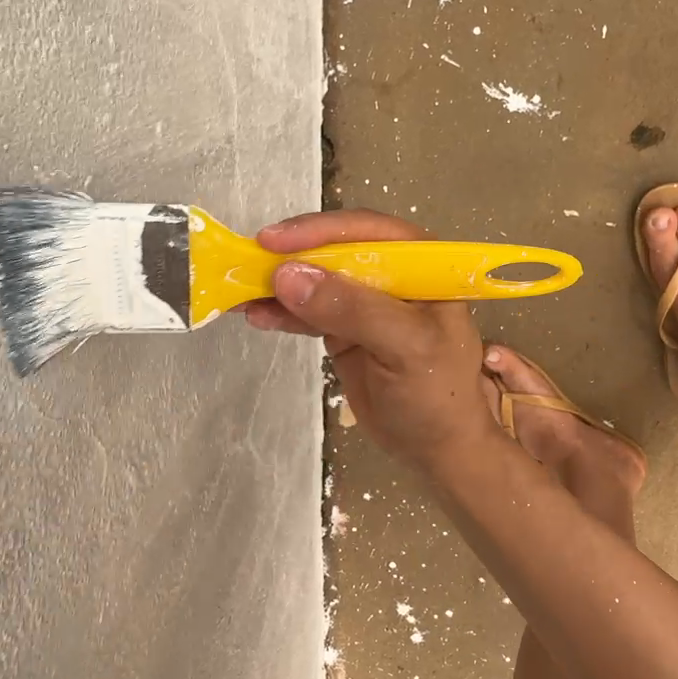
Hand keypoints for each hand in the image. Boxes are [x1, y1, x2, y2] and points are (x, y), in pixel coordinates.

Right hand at [240, 210, 497, 470]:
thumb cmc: (438, 394)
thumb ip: (352, 309)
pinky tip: (256, 315)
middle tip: (245, 264)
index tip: (272, 241)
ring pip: (316, 281)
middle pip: (335, 250)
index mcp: (421, 265)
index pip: (367, 231)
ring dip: (278, 285)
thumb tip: (288, 276)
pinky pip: (308, 313)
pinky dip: (281, 312)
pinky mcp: (344, 330)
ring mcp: (365, 302)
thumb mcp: (405, 347)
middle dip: (292, 256)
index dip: (319, 230)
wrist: (438, 448)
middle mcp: (391, 274)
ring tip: (239, 293)